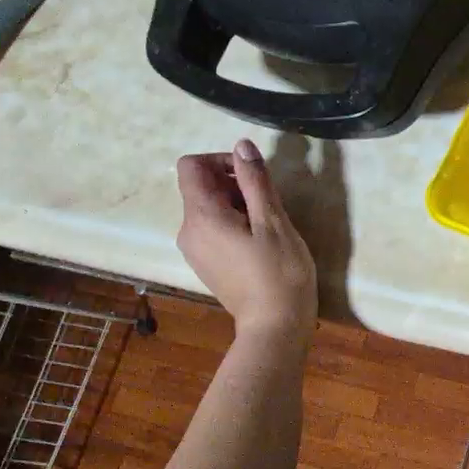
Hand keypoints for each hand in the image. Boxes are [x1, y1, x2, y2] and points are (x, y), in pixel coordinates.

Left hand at [176, 139, 316, 339]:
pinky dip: (233, 221)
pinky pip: (212, 227)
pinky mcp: (205, 262)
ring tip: (268, 223)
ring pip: (207, 207)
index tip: (254, 175)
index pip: (191, 166)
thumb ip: (255, 181)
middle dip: (234, 183)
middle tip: (269, 202)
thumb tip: (242, 145)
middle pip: (199, 186)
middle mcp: (187, 230)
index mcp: (201, 216)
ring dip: (236, 203)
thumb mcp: (274, 221)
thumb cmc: (280, 271)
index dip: (221, 160)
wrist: (275, 323)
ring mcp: (194, 248)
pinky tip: (260, 241)